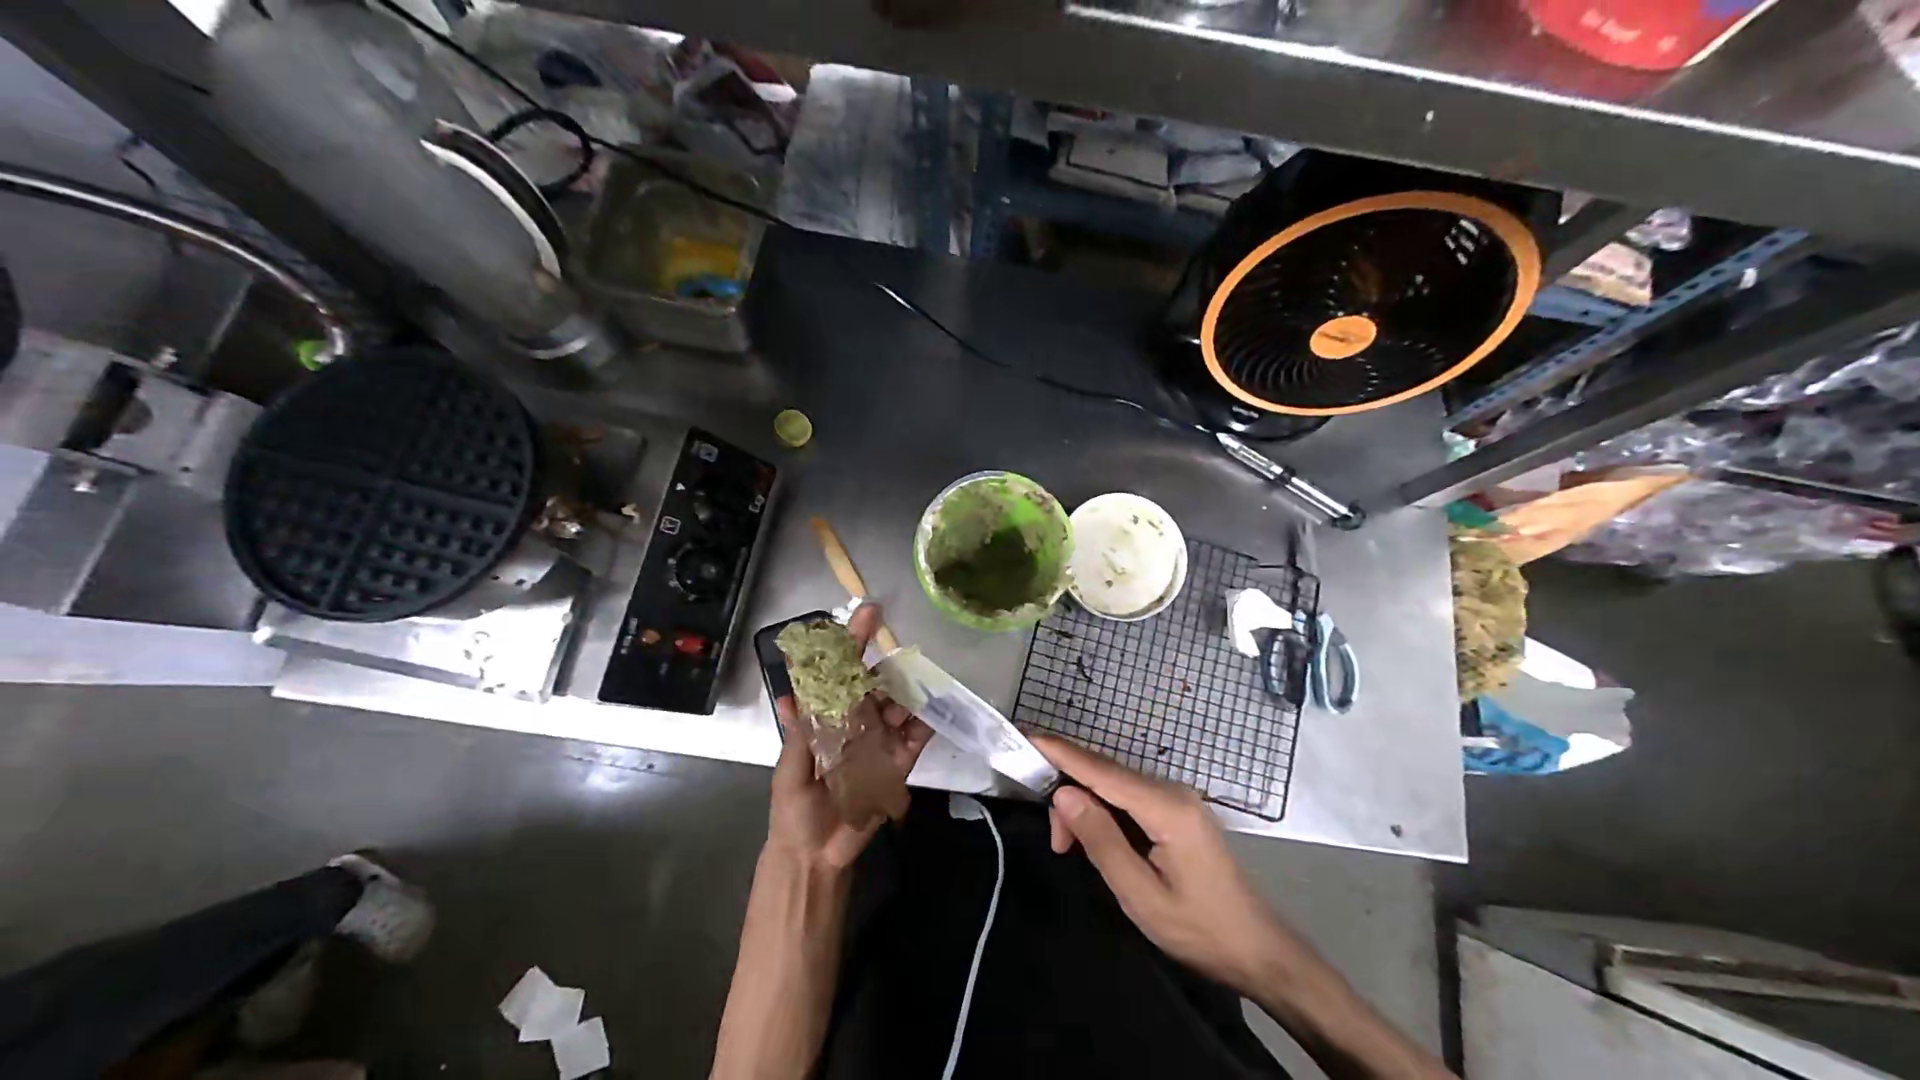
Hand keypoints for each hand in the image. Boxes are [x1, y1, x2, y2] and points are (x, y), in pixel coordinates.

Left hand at [767, 603, 932, 871]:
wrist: (816, 854)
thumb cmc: (794, 809)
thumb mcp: (790, 771)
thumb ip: (798, 736)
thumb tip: (788, 698)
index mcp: (827, 716)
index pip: (840, 672)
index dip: (852, 642)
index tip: (867, 613)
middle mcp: (856, 720)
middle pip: (875, 682)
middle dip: (887, 663)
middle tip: (900, 649)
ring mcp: (880, 738)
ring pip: (899, 704)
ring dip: (908, 691)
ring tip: (918, 681)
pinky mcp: (898, 760)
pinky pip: (916, 736)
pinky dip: (926, 720)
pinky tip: (932, 709)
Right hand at [1032, 734, 1298, 996]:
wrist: (1256, 949)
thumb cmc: (1198, 928)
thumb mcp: (1140, 894)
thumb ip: (1100, 840)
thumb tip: (1063, 794)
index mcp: (1166, 807)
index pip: (1102, 770)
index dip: (1062, 752)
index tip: (1027, 737)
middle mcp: (1172, 791)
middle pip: (1105, 775)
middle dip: (1069, 795)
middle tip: (1056, 843)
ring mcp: (1176, 798)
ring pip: (1113, 786)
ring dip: (1085, 808)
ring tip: (1070, 849)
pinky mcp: (1175, 811)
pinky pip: (1127, 798)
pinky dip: (1102, 813)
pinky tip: (1094, 840)